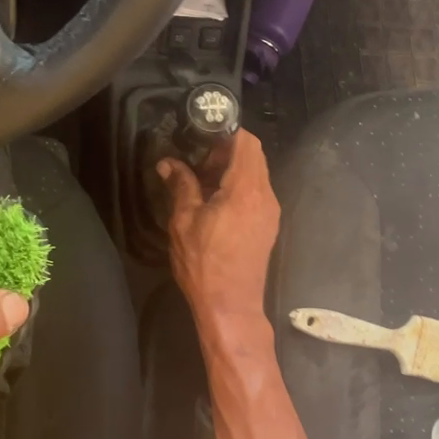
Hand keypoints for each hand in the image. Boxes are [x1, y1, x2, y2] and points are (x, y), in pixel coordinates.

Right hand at [158, 130, 280, 327]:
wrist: (230, 306)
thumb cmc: (204, 264)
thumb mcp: (184, 221)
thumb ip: (181, 185)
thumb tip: (168, 163)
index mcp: (246, 189)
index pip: (247, 142)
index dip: (226, 132)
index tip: (201, 135)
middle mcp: (265, 195)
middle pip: (253, 155)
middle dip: (226, 150)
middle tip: (198, 161)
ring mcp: (270, 211)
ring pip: (256, 173)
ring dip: (232, 169)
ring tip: (202, 182)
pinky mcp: (268, 225)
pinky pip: (257, 191)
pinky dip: (239, 186)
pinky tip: (215, 202)